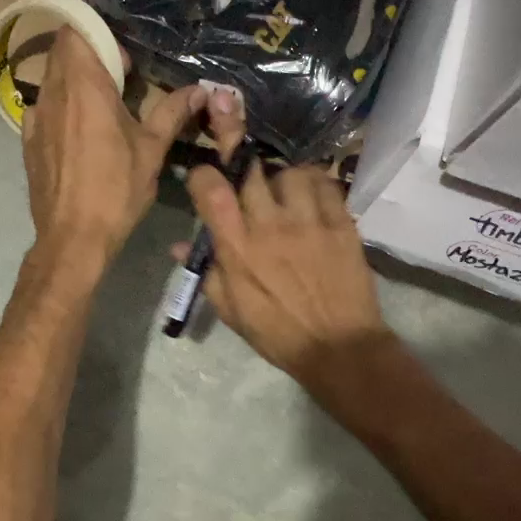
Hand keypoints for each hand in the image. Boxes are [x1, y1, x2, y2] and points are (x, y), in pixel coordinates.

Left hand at [23, 28, 205, 268]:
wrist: (73, 239)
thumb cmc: (115, 192)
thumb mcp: (151, 151)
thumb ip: (172, 113)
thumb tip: (200, 91)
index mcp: (84, 85)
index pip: (76, 29)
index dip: (98, 33)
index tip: (122, 57)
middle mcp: (53, 94)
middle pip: (63, 52)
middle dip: (89, 57)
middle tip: (118, 82)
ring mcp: (35, 118)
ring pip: (51, 81)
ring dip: (74, 85)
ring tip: (101, 110)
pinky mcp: (28, 142)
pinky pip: (42, 110)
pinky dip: (60, 111)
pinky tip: (79, 136)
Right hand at [180, 164, 389, 378]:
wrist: (337, 347)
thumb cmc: (277, 334)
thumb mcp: (231, 311)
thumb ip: (207, 273)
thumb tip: (180, 247)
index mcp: (238, 250)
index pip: (213, 191)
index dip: (205, 176)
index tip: (205, 181)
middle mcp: (271, 226)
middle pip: (252, 173)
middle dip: (245, 177)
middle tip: (248, 191)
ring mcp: (309, 222)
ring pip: (291, 173)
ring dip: (282, 180)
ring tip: (285, 197)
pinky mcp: (341, 224)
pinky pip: (326, 185)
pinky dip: (316, 185)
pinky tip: (312, 200)